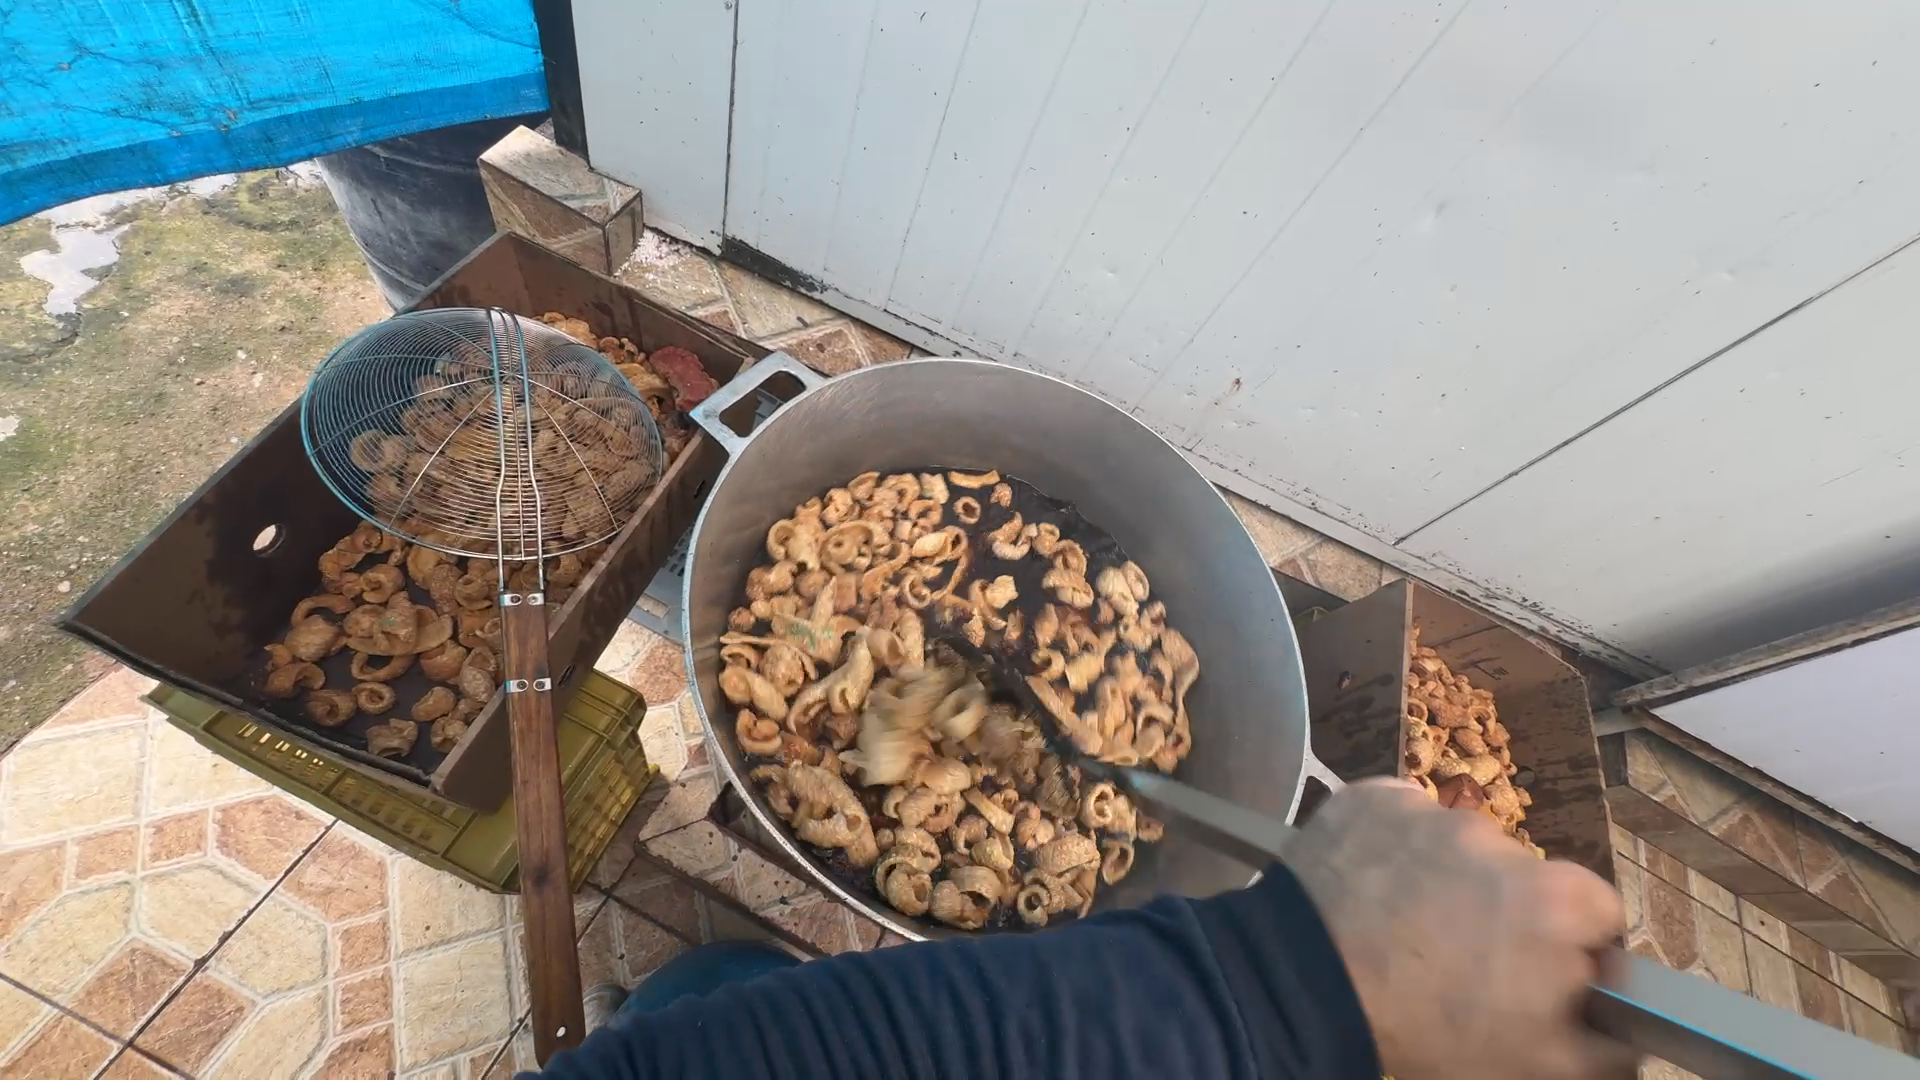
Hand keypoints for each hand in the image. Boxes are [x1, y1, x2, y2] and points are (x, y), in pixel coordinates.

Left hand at [1288, 778, 1633, 1079]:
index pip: (1593, 906)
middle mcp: (1490, 836)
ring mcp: (1421, 809)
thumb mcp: (1546, 1065)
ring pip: (1452, 841)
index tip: (1536, 964)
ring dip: (1441, 869)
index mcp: (1551, 895)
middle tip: (1454, 945)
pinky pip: (1397, 815)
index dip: (1570, 940)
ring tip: (1401, 914)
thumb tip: (1620, 1011)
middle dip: (1500, 903)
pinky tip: (1371, 879)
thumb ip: (1610, 1038)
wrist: (1308, 978)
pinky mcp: (1367, 796)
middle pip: (1517, 869)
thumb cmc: (1427, 1026)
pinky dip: (1391, 841)